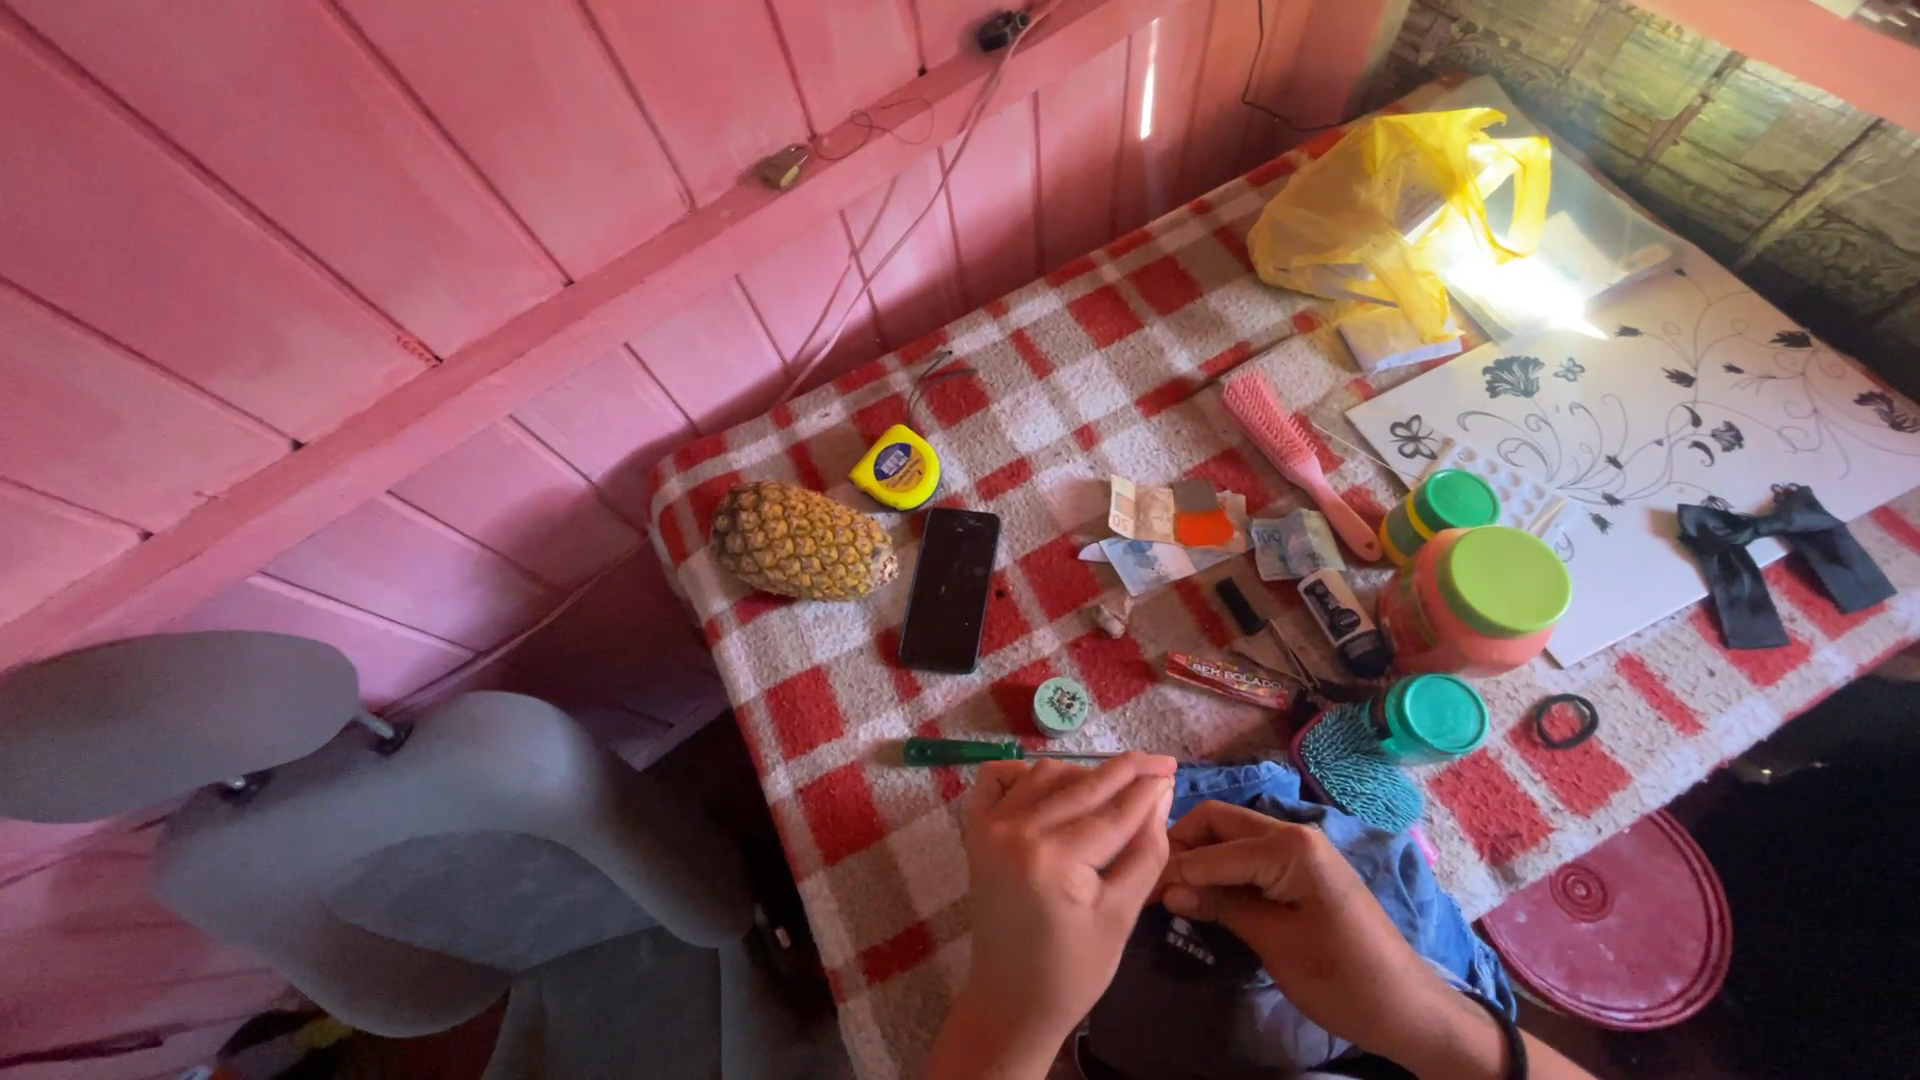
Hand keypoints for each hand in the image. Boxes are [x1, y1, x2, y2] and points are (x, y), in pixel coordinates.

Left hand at [928, 752, 1177, 1078]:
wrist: (1010, 999)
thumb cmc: (1073, 971)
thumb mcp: (1122, 916)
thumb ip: (1145, 852)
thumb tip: (1161, 794)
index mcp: (1055, 860)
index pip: (1114, 811)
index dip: (1147, 789)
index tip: (1171, 770)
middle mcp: (1018, 831)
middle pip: (1083, 786)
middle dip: (1125, 771)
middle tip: (1159, 763)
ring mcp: (990, 826)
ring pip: (1047, 775)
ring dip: (1084, 773)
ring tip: (1118, 782)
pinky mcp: (975, 829)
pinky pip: (998, 779)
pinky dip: (1026, 772)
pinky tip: (1055, 783)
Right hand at [1156, 801, 1483, 1074]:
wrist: (1411, 1012)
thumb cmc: (1345, 980)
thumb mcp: (1276, 945)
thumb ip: (1221, 907)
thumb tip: (1167, 891)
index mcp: (1290, 846)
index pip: (1211, 848)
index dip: (1172, 869)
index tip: (1139, 890)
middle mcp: (1292, 833)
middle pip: (1217, 821)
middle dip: (1181, 846)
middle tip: (1152, 881)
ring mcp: (1298, 849)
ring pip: (1229, 835)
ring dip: (1198, 856)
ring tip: (1169, 888)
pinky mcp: (1299, 868)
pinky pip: (1247, 854)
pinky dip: (1220, 868)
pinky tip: (1202, 893)